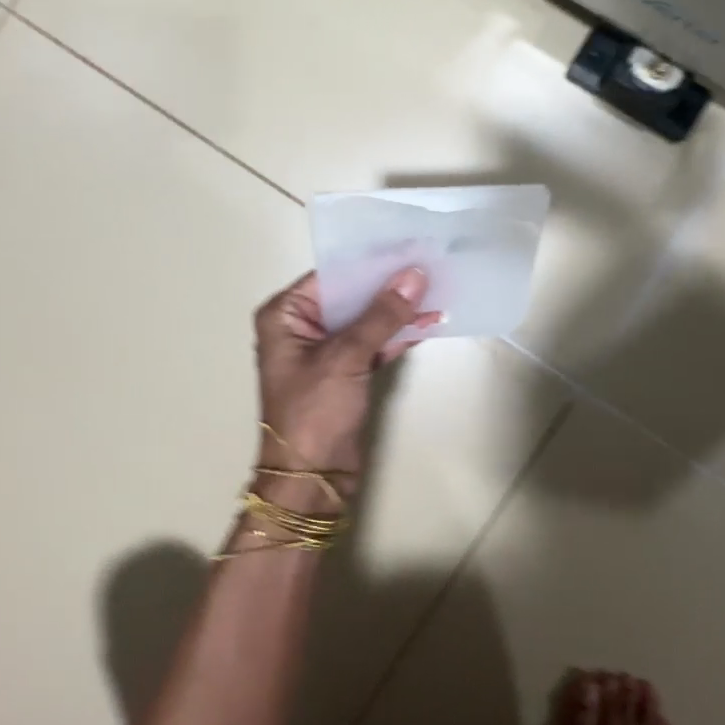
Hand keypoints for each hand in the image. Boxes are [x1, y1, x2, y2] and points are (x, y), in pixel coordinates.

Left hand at [250, 268, 433, 487]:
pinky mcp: (346, 371)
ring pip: (366, 318)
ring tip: (440, 286)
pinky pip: (374, 341)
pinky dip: (398, 333)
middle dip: (390, 283)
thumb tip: (415, 274)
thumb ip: (382, 314)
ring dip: (399, 308)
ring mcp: (325, 350)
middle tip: (431, 260)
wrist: (312, 480)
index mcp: (285, 314)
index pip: (332, 275)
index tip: (410, 244)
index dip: (371, 261)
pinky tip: (430, 319)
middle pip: (351, 294)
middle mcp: (301, 326)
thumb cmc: (314, 412)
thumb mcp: (346, 357)